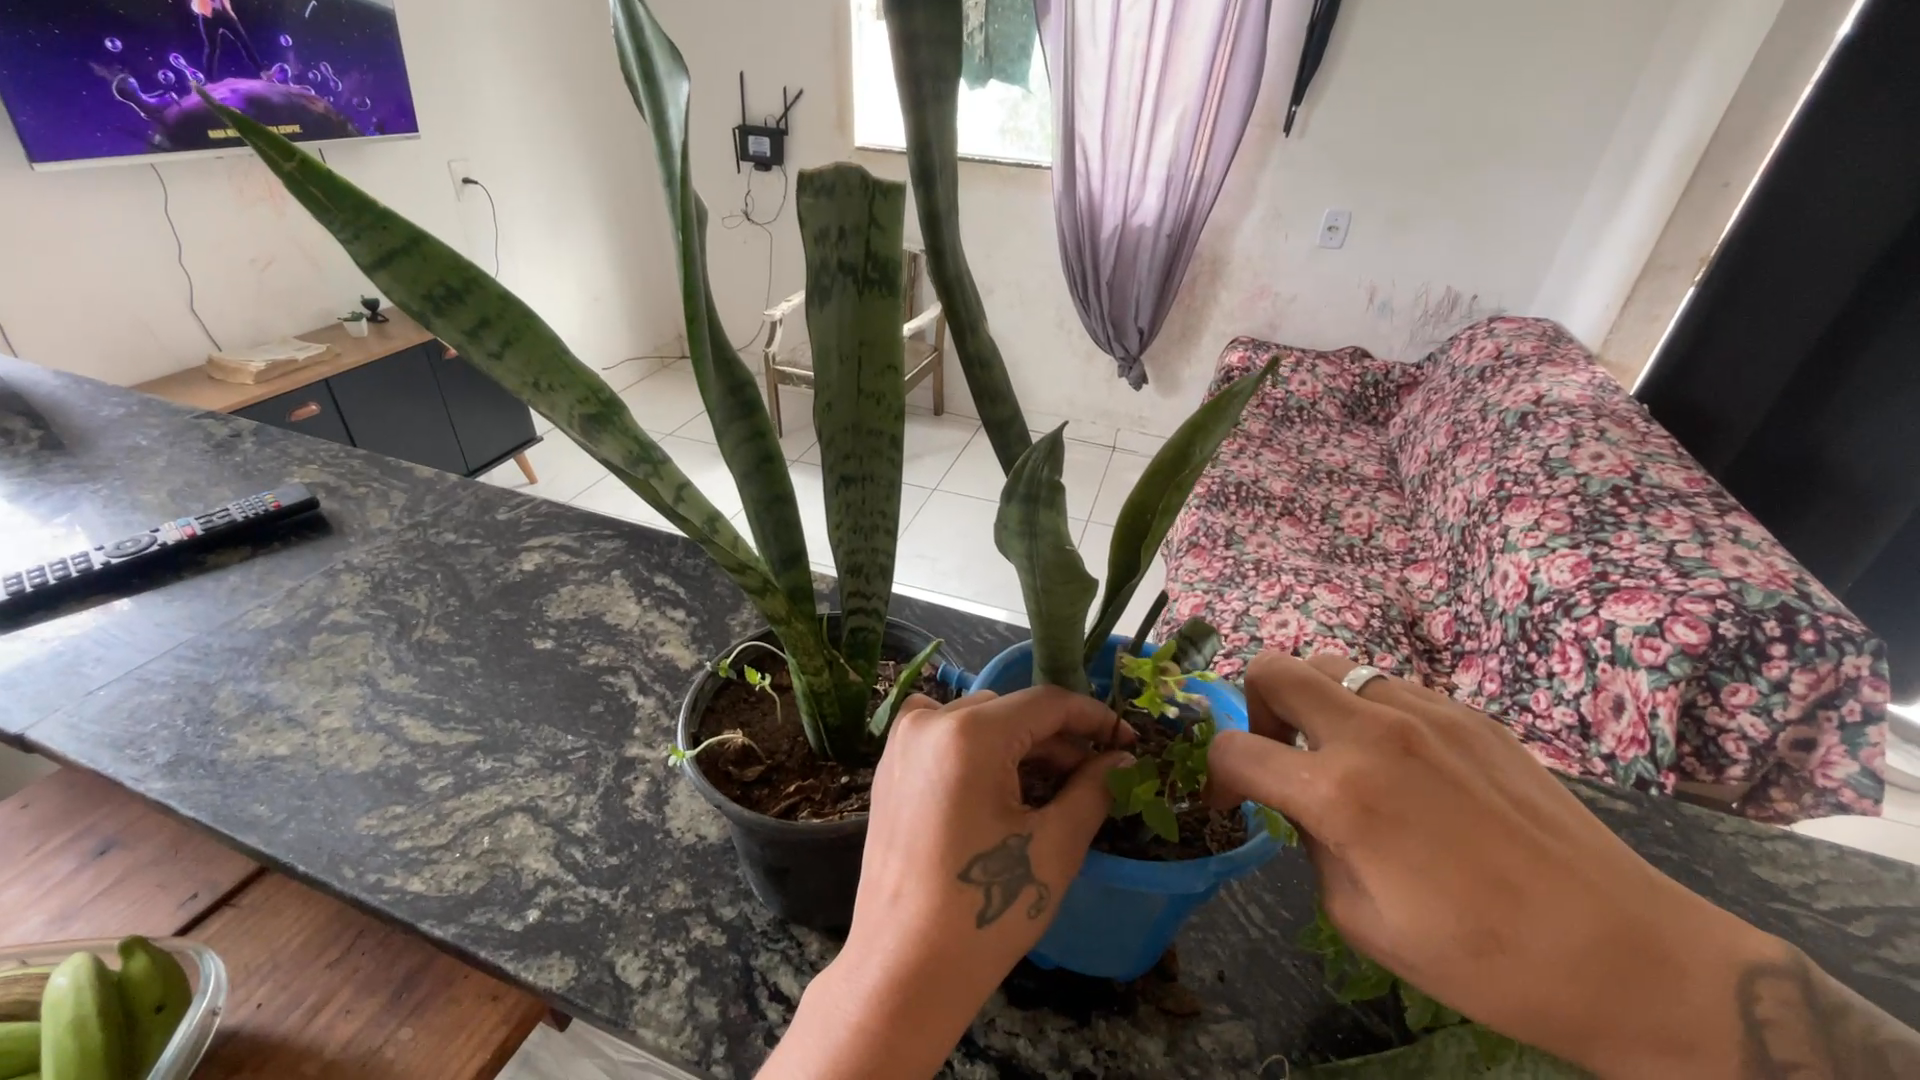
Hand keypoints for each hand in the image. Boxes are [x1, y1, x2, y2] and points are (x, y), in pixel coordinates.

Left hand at [761, 687, 1132, 1079]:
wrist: (904, 969)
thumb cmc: (985, 910)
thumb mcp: (1054, 846)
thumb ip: (1094, 789)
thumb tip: (1124, 760)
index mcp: (969, 733)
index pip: (1046, 703)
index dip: (1094, 718)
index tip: (1129, 742)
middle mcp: (928, 723)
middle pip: (1011, 712)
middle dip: (1058, 740)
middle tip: (1096, 777)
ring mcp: (901, 745)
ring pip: (978, 723)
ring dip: (1020, 747)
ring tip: (1053, 789)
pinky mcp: (889, 770)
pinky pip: (944, 739)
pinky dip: (978, 752)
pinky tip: (1000, 789)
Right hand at [1208, 653, 1784, 1078]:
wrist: (1626, 956)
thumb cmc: (1483, 961)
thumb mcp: (1360, 920)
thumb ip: (1312, 846)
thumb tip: (1307, 809)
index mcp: (1340, 793)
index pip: (1235, 750)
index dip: (1217, 777)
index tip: (1234, 803)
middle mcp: (1375, 732)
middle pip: (1273, 668)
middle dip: (1256, 708)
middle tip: (1283, 757)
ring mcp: (1429, 713)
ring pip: (1333, 665)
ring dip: (1316, 705)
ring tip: (1344, 759)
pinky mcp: (1473, 715)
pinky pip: (1393, 687)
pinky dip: (1373, 713)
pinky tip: (1408, 769)